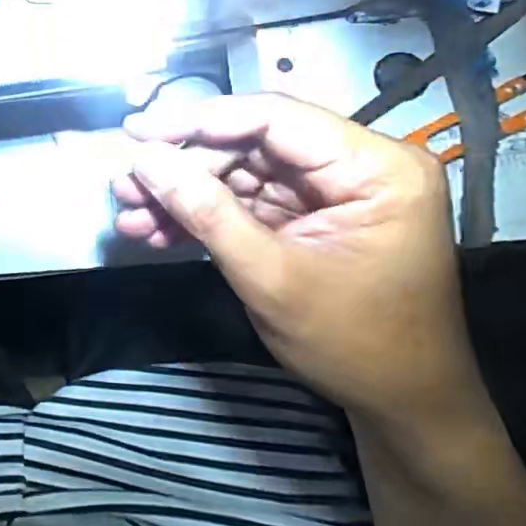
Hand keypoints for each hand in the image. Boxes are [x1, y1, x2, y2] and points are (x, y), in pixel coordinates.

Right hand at [110, 94, 484, 429]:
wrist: (399, 407)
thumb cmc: (354, 346)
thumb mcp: (272, 279)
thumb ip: (207, 213)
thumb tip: (145, 160)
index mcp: (376, 166)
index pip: (276, 118)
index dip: (199, 121)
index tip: (138, 133)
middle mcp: (359, 164)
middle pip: (252, 145)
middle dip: (185, 170)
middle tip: (125, 187)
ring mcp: (334, 190)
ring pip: (243, 173)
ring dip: (186, 196)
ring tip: (129, 214)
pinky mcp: (312, 215)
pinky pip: (251, 202)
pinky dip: (206, 217)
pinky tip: (157, 231)